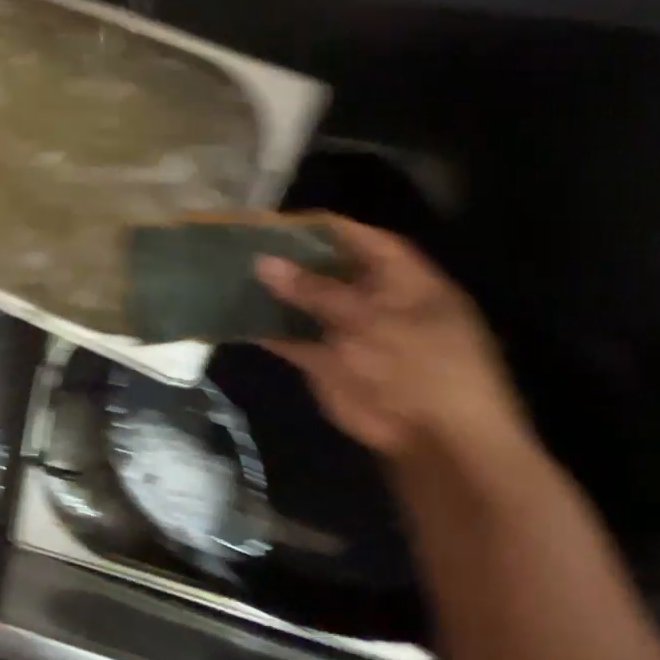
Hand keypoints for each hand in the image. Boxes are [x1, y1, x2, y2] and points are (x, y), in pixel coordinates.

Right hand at [254, 215, 532, 466]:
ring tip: (226, 273)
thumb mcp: (371, 321)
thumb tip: (261, 261)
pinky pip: (290, 338)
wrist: (433, 439)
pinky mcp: (327, 362)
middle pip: (329, 270)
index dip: (326, 228)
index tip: (278, 220)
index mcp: (406, 283)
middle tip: (240, 244)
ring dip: (271, 292)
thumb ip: (315, 290)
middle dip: (289, 258)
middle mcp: (377, 302)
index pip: (365, 241)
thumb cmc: (420, 369)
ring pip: (305, 304)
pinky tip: (230, 314)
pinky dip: (264, 328)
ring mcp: (350, 333)